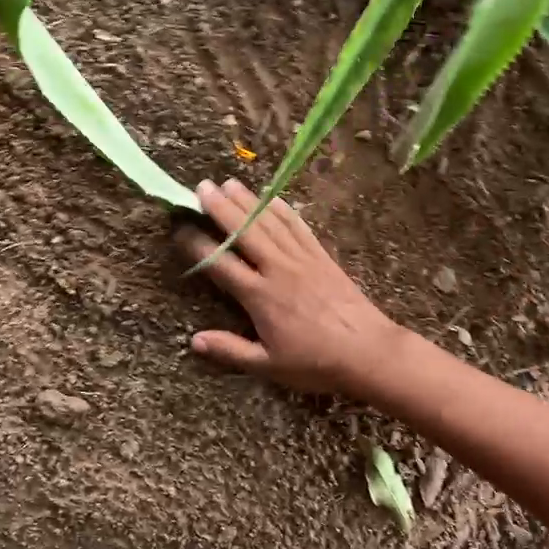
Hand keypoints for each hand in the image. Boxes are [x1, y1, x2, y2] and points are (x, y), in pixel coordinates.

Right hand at [174, 179, 406, 396]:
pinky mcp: (322, 257)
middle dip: (220, 207)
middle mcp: (278, 270)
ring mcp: (302, 260)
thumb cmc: (315, 363)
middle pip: (244, 232)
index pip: (221, 264)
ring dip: (248, 201)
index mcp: (260, 297)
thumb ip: (231, 350)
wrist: (369, 352)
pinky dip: (282, 210)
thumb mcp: (268, 365)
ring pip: (269, 223)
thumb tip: (195, 341)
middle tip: (201, 187)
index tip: (180, 228)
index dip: (198, 245)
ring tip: (229, 183)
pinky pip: (298, 227)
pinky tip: (271, 198)